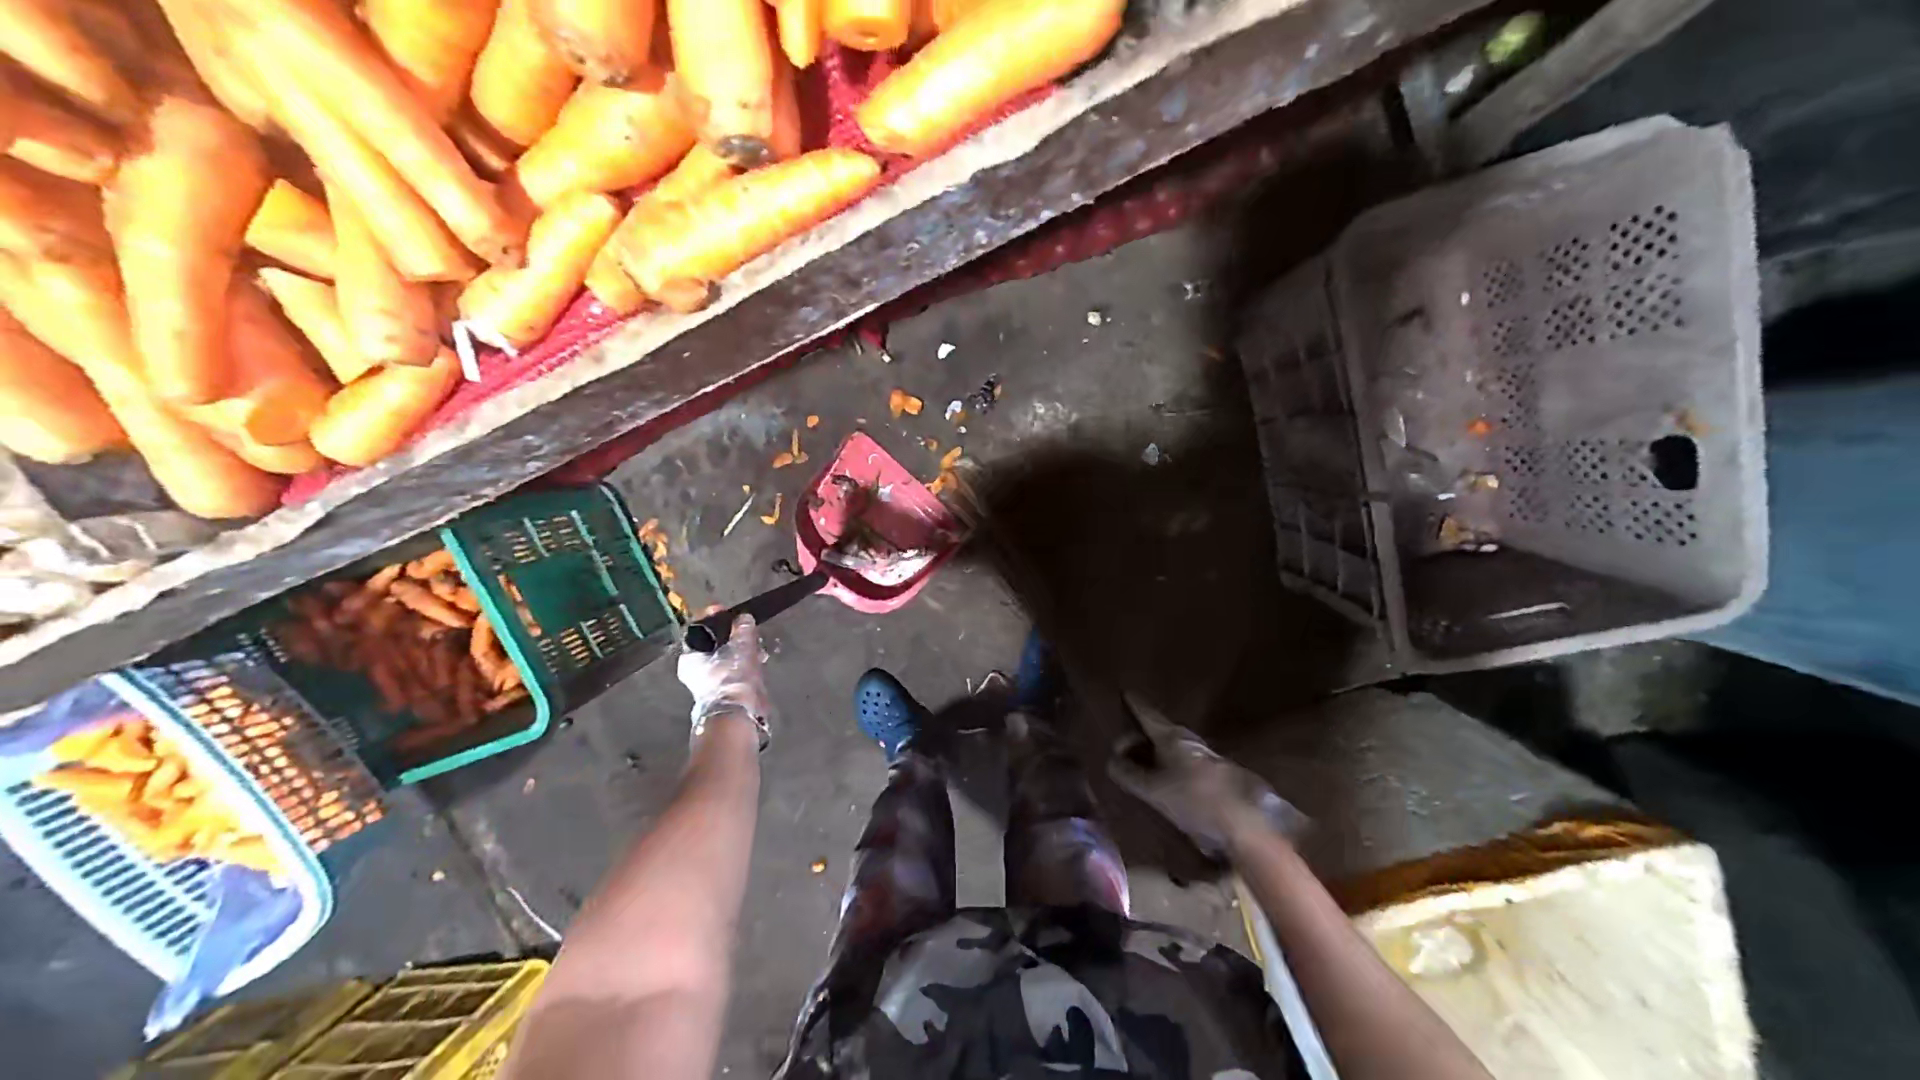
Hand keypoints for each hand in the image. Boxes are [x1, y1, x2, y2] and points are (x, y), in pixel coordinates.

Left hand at [676, 615, 770, 748]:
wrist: (738, 715)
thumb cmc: (732, 677)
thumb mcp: (740, 646)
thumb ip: (742, 629)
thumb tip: (744, 618)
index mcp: (690, 657)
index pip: (697, 628)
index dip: (712, 616)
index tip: (726, 610)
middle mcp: (694, 671)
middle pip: (712, 643)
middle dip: (731, 634)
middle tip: (745, 628)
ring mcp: (708, 683)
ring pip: (724, 657)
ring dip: (740, 649)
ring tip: (757, 645)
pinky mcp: (724, 692)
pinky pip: (733, 669)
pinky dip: (744, 663)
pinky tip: (758, 660)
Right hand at [1108, 694, 1306, 856]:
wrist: (1249, 825)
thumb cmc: (1195, 800)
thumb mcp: (1154, 790)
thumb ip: (1130, 775)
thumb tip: (1111, 761)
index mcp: (1172, 738)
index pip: (1147, 715)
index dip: (1134, 705)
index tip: (1125, 692)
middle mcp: (1189, 742)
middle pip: (1161, 731)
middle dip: (1143, 733)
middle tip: (1125, 740)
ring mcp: (1206, 760)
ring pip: (1173, 749)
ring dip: (1157, 752)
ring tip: (1142, 761)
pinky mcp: (1217, 778)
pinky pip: (1184, 765)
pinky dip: (1169, 766)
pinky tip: (1166, 781)